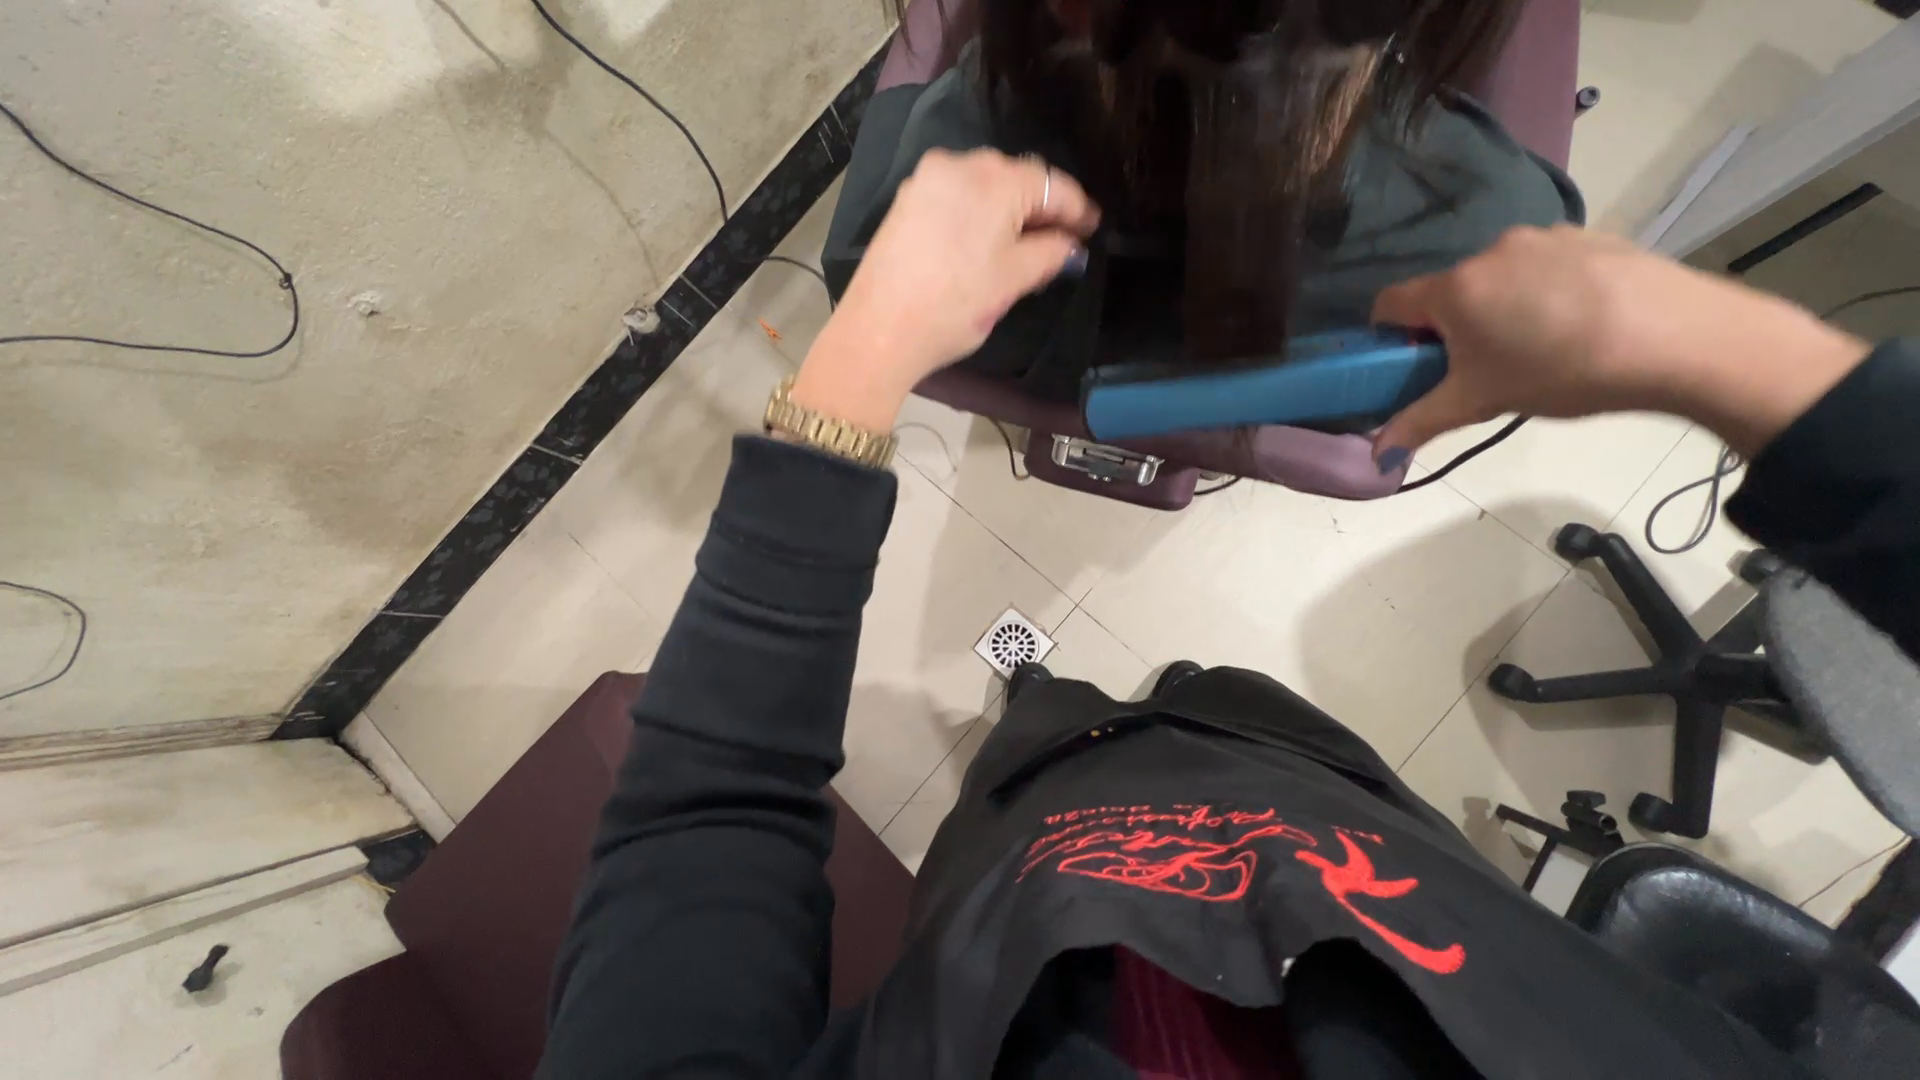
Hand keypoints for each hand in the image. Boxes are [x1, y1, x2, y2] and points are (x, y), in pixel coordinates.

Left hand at [790, 149, 1100, 430]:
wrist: (878, 331)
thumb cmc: (954, 306)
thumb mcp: (1012, 281)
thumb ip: (1050, 254)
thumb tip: (1071, 245)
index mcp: (994, 180)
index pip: (1050, 183)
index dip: (1077, 208)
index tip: (1091, 229)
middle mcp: (959, 166)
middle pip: (1016, 177)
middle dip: (1041, 205)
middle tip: (1061, 238)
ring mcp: (927, 180)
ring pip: (983, 185)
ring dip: (1008, 208)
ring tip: (1024, 242)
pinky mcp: (906, 201)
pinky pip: (956, 196)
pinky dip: (977, 212)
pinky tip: (984, 241)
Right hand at [1369, 225, 1871, 466]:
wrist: (1684, 340)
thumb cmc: (1561, 371)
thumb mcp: (1480, 403)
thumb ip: (1419, 424)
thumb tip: (1377, 457)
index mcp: (1454, 288)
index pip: (1389, 303)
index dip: (1388, 337)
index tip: (1411, 366)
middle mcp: (1489, 252)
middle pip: (1445, 292)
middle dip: (1449, 327)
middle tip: (1478, 367)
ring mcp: (1544, 238)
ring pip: (1495, 279)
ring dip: (1495, 308)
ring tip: (1535, 346)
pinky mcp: (1590, 236)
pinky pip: (1542, 266)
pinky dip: (1541, 293)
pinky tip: (1575, 323)